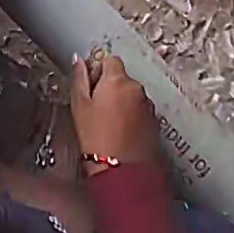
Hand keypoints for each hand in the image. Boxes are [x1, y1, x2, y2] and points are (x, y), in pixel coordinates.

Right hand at [70, 53, 158, 174]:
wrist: (122, 172)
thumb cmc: (97, 139)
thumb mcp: (80, 105)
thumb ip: (79, 78)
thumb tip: (78, 60)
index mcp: (117, 80)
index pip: (111, 60)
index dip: (99, 70)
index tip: (91, 86)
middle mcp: (136, 89)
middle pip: (122, 78)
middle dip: (111, 87)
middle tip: (97, 107)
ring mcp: (148, 106)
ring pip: (131, 95)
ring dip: (122, 102)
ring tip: (109, 123)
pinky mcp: (155, 122)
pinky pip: (140, 110)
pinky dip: (132, 116)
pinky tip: (120, 132)